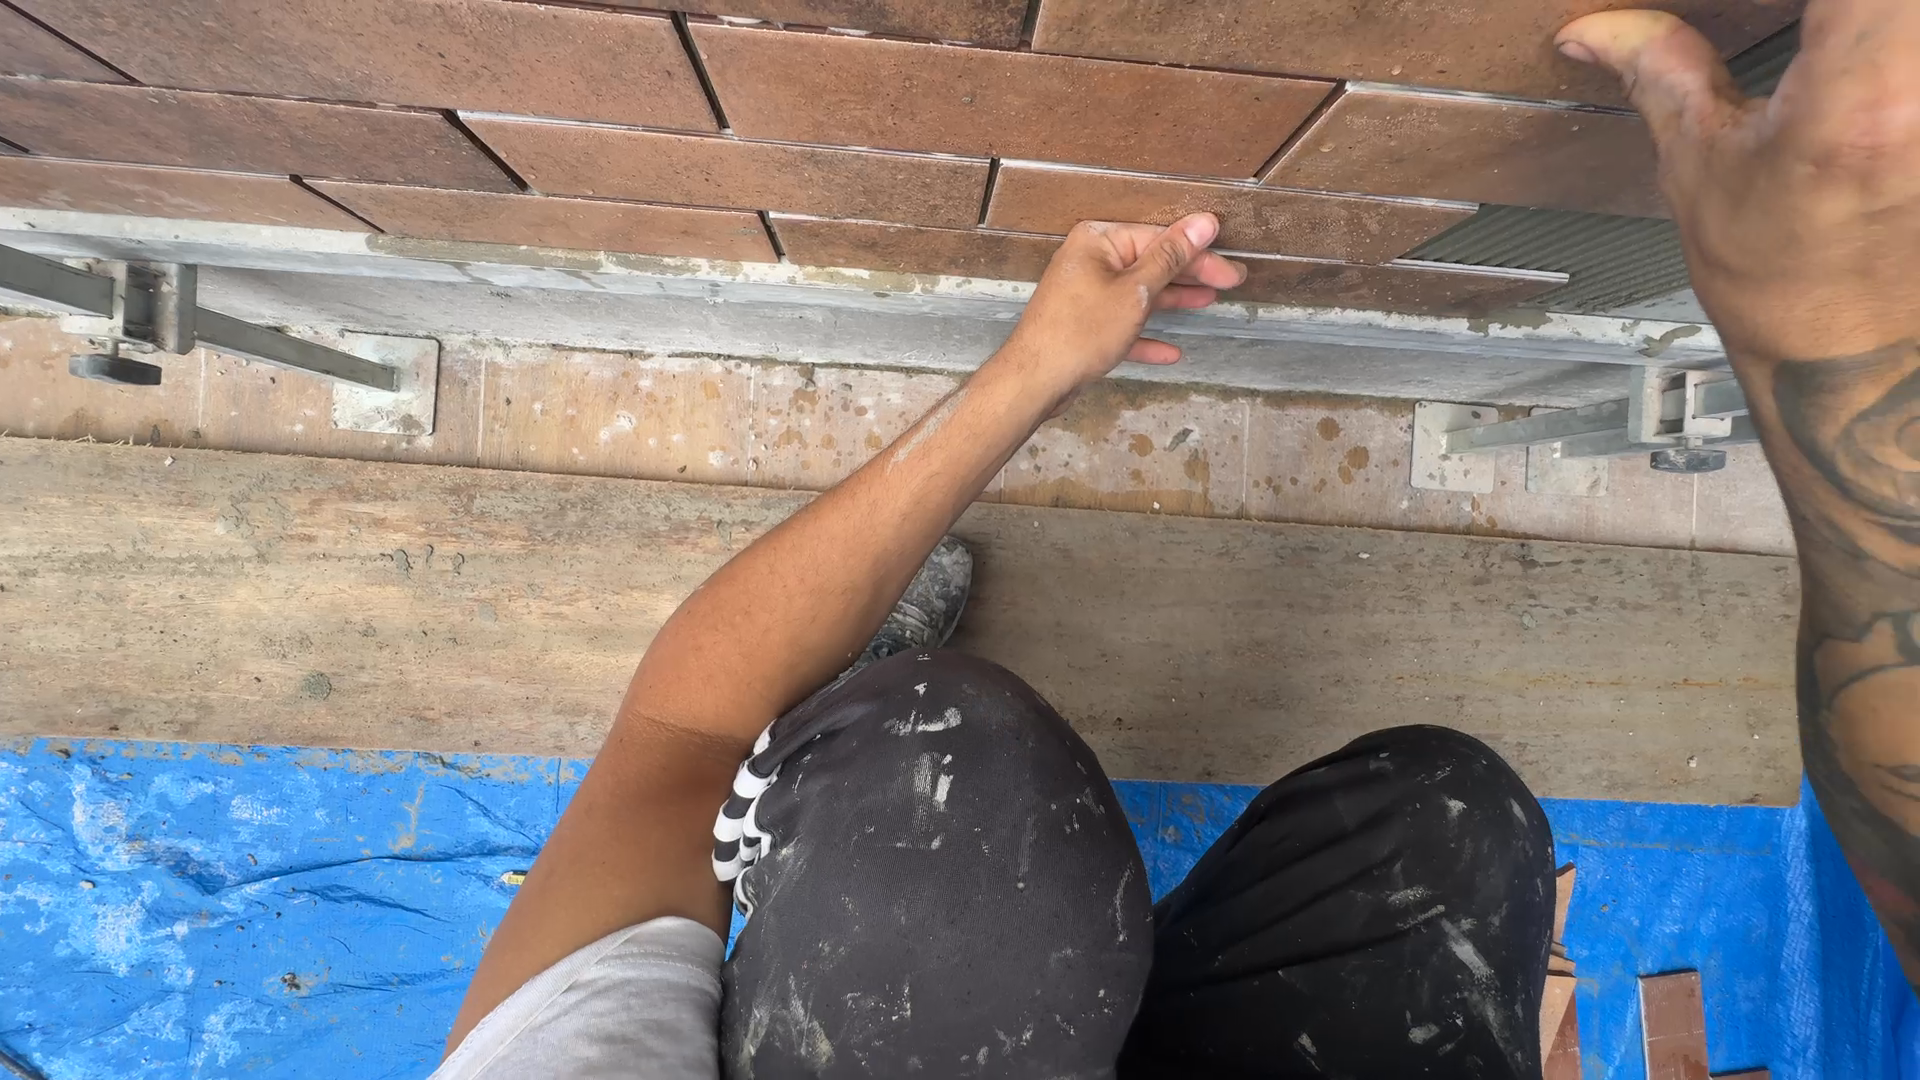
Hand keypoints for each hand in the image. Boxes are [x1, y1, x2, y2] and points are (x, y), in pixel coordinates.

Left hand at [994, 213, 1245, 411]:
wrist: (1034, 382)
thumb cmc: (1082, 332)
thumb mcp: (1135, 292)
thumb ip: (1171, 257)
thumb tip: (1204, 221)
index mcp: (1098, 241)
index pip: (1160, 239)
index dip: (1200, 254)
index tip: (1232, 270)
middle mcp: (1089, 262)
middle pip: (1150, 263)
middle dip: (1189, 275)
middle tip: (1230, 285)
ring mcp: (1084, 297)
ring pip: (1137, 295)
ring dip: (1172, 301)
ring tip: (1207, 304)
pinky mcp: (1082, 329)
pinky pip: (1120, 327)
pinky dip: (1144, 338)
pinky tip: (1172, 353)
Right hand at [1556, 1, 1919, 361]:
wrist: (1855, 330)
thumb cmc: (1772, 266)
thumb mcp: (1695, 165)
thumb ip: (1660, 71)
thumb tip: (1589, 31)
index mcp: (1859, 94)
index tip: (1733, 4)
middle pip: (1876, 8)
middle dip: (1838, 18)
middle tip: (1794, 38)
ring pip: (1894, 19)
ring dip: (1860, 27)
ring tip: (1819, 47)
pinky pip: (1905, 38)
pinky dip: (1875, 36)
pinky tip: (1852, 52)